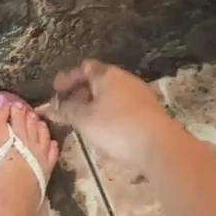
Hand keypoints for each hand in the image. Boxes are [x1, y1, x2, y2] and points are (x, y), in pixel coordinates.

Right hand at [51, 60, 179, 170]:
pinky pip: (123, 106)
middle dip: (81, 92)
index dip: (68, 77)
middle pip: (98, 80)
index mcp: (107, 75)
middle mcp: (124, 79)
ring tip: (85, 120)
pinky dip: (110, 113)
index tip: (56, 89)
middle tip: (69, 106)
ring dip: (96, 104)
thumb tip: (54, 105)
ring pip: (112, 94)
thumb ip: (67, 110)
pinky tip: (106, 130)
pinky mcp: (149, 111)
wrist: (161, 147)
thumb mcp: (85, 120)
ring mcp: (140, 94)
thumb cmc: (117, 128)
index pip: (84, 67)